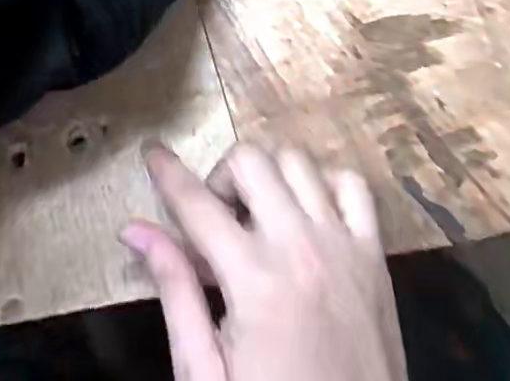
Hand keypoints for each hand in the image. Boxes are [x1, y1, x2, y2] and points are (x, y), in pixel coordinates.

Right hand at [123, 145, 406, 380]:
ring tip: (256, 215)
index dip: (165, 170)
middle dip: (219, 177)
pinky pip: (351, 184)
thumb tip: (133, 229)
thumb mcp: (205, 372)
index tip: (151, 151)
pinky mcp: (377, 260)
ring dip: (267, 175)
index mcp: (254, 280)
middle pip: (249, 160)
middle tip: (212, 219)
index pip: (195, 201)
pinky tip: (304, 214)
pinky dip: (322, 184)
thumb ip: (173, 290)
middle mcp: (301, 248)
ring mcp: (345, 249)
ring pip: (296, 160)